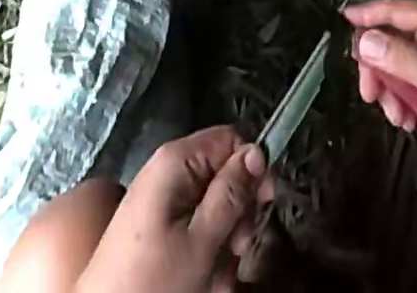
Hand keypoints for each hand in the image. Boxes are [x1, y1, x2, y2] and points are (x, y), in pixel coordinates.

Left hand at [74, 126, 275, 292]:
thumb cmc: (151, 284)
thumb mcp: (201, 241)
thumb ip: (231, 193)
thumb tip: (258, 151)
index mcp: (176, 161)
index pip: (231, 138)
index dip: (252, 167)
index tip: (265, 203)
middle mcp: (168, 171)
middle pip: (224, 171)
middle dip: (239, 211)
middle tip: (240, 248)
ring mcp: (161, 199)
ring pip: (214, 203)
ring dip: (226, 239)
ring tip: (222, 277)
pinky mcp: (157, 225)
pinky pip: (195, 224)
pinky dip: (208, 250)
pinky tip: (209, 280)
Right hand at [345, 0, 416, 165]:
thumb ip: (401, 59)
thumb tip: (362, 39)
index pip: (394, 10)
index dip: (367, 14)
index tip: (341, 20)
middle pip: (391, 40)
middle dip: (378, 68)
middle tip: (370, 97)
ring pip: (398, 64)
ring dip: (392, 90)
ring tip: (398, 119)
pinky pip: (412, 82)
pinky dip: (405, 99)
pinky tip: (408, 121)